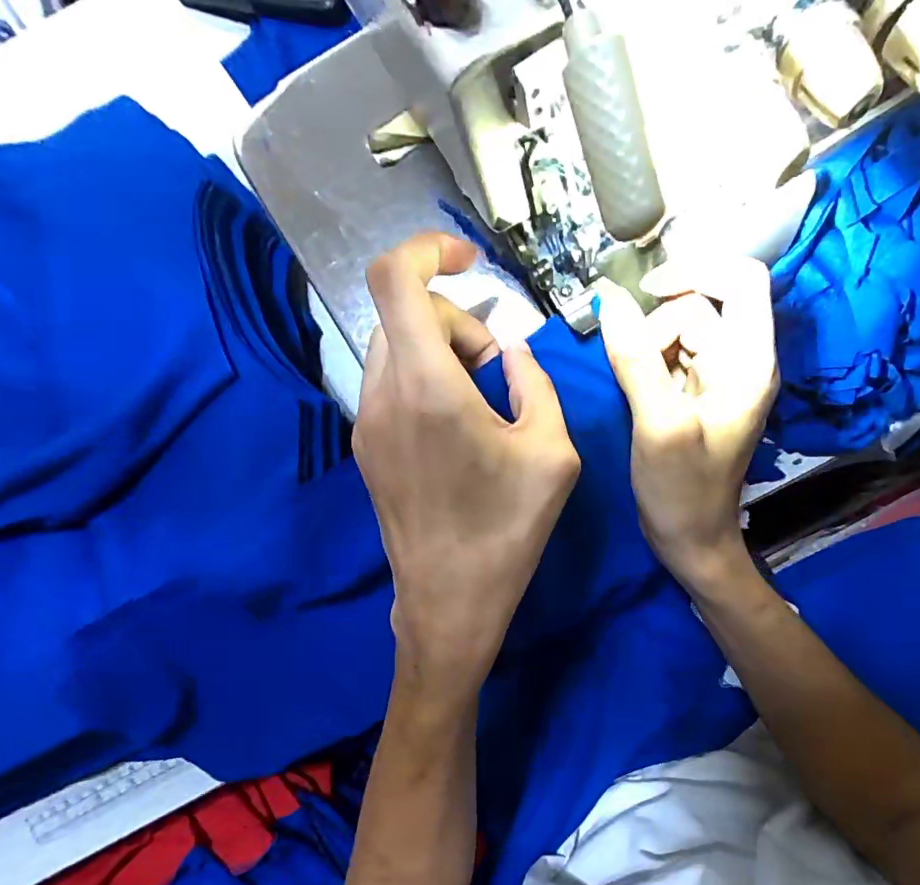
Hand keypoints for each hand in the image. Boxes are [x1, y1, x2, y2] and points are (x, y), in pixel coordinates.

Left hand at [354, 233, 580, 692]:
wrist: (448, 600)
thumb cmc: (507, 530)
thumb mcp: (553, 453)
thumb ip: (534, 384)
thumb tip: (510, 353)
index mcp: (427, 386)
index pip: (394, 279)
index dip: (428, 249)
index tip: (469, 260)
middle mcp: (383, 394)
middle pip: (404, 315)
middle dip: (456, 324)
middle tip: (497, 373)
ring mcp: (366, 424)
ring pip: (394, 349)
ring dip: (439, 353)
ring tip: (480, 404)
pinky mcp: (366, 449)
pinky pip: (390, 385)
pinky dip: (423, 381)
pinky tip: (456, 430)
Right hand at [598, 256, 777, 588]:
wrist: (692, 538)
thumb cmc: (682, 490)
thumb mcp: (658, 423)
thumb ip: (635, 358)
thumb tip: (607, 299)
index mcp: (749, 362)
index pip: (742, 279)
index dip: (696, 268)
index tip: (647, 292)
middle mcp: (742, 360)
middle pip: (700, 303)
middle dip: (658, 323)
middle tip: (635, 370)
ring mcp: (720, 376)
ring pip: (681, 327)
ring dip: (649, 345)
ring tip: (639, 392)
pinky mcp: (698, 392)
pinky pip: (671, 353)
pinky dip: (649, 360)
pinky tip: (639, 393)